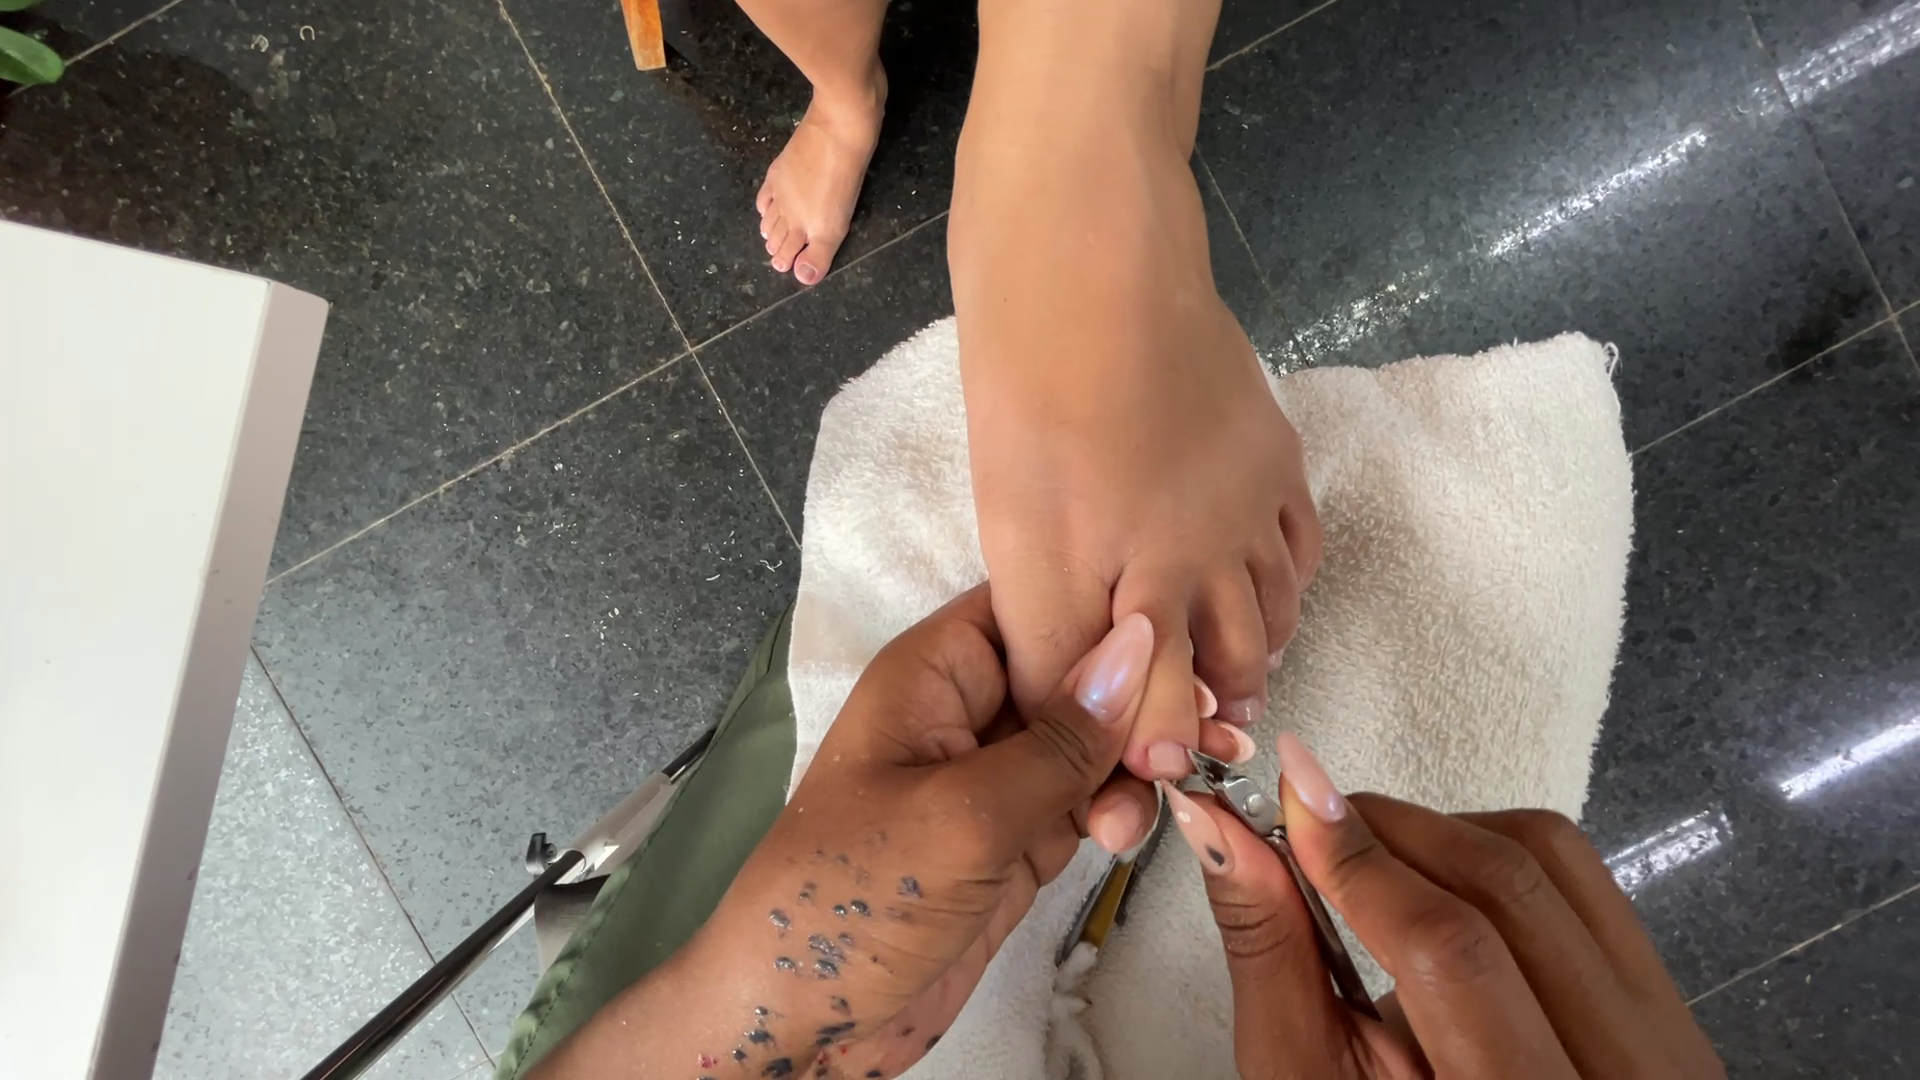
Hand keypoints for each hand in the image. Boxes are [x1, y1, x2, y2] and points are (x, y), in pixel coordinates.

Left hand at [657, 586, 1202, 1079]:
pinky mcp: (1017, 830)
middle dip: (1133, 700)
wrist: (810, 1022)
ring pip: (1085, 740)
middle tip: (1207, 729)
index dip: (1103, 617)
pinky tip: (1132, 830)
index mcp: (937, 671)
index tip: (1182, 644)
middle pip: (1068, 674)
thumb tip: (1139, 641)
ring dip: (1129, 763)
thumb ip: (1058, 737)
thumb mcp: (965, 812)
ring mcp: (996, 772)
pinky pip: (1082, 796)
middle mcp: (969, 708)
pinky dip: (1114, 807)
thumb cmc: (860, 892)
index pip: (1031, 606)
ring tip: (1162, 791)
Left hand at [952, 69, 1321, 808]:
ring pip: (1272, 617)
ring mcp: (1256, 498)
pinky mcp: (1276, 448)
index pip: (1155, 711)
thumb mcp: (1014, 533)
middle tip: (1188, 748)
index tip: (1132, 794)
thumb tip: (1076, 716)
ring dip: (1248, 661)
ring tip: (1225, 689)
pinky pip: (1300, 549)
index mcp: (1141, 584)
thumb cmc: (1026, 399)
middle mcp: (1216, 555)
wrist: (1086, 259)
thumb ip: (1051, 636)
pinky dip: (1283, 592)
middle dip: (1205, 720)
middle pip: (1229, 672)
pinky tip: (1265, 597)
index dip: (1144, 761)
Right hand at [1166, 734, 1724, 1079]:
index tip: (1287, 786)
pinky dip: (1487, 847)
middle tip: (1308, 827)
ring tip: (1370, 866)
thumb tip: (1218, 820)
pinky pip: (1579, 877)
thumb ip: (1266, 944)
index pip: (1450, 950)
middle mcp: (1634, 1075)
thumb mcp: (1297, 1069)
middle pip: (1508, 882)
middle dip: (1386, 828)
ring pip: (1552, 859)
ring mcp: (1670, 1040)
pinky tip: (1434, 888)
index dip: (1356, 855)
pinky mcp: (1666, 1001)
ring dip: (1438, 831)